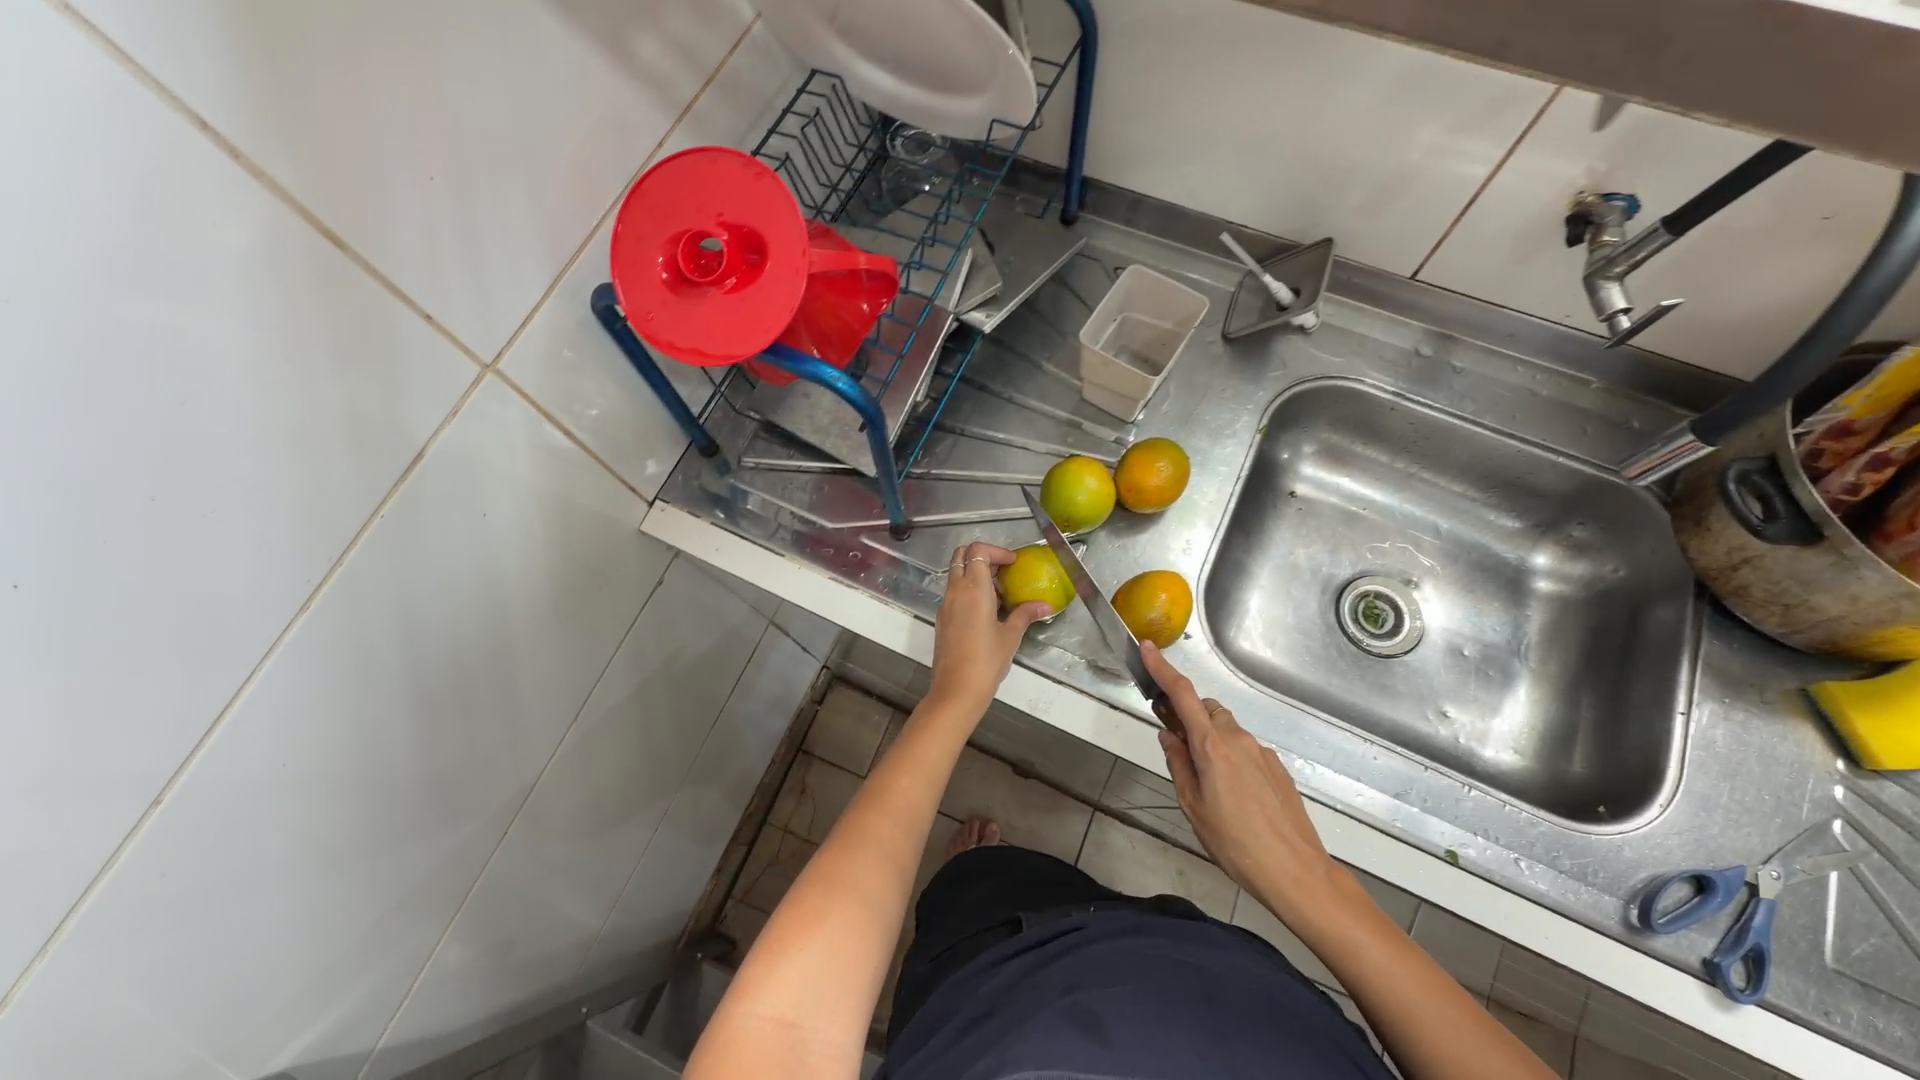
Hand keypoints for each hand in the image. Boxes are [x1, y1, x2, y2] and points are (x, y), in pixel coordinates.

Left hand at [928, 542, 1052, 710]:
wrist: (957, 689)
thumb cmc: (986, 660)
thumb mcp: (1010, 635)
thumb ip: (1026, 614)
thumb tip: (1046, 606)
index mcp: (973, 588)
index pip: (977, 550)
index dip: (996, 551)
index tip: (1012, 563)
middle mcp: (955, 591)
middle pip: (961, 556)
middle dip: (982, 557)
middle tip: (1003, 571)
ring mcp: (945, 605)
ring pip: (956, 574)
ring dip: (975, 574)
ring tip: (1000, 593)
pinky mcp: (942, 619)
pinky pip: (954, 593)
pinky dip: (968, 591)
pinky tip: (988, 611)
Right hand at [1140, 641, 1342, 922]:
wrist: (1294, 870)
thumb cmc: (1235, 844)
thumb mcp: (1193, 807)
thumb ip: (1178, 765)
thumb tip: (1168, 737)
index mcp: (1213, 747)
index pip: (1184, 696)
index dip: (1163, 670)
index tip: (1148, 649)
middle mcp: (1239, 740)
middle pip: (1207, 709)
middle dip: (1188, 714)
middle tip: (1174, 741)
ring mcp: (1262, 752)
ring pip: (1227, 729)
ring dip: (1209, 738)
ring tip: (1204, 778)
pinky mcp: (1277, 768)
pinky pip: (1245, 749)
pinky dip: (1230, 755)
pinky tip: (1231, 792)